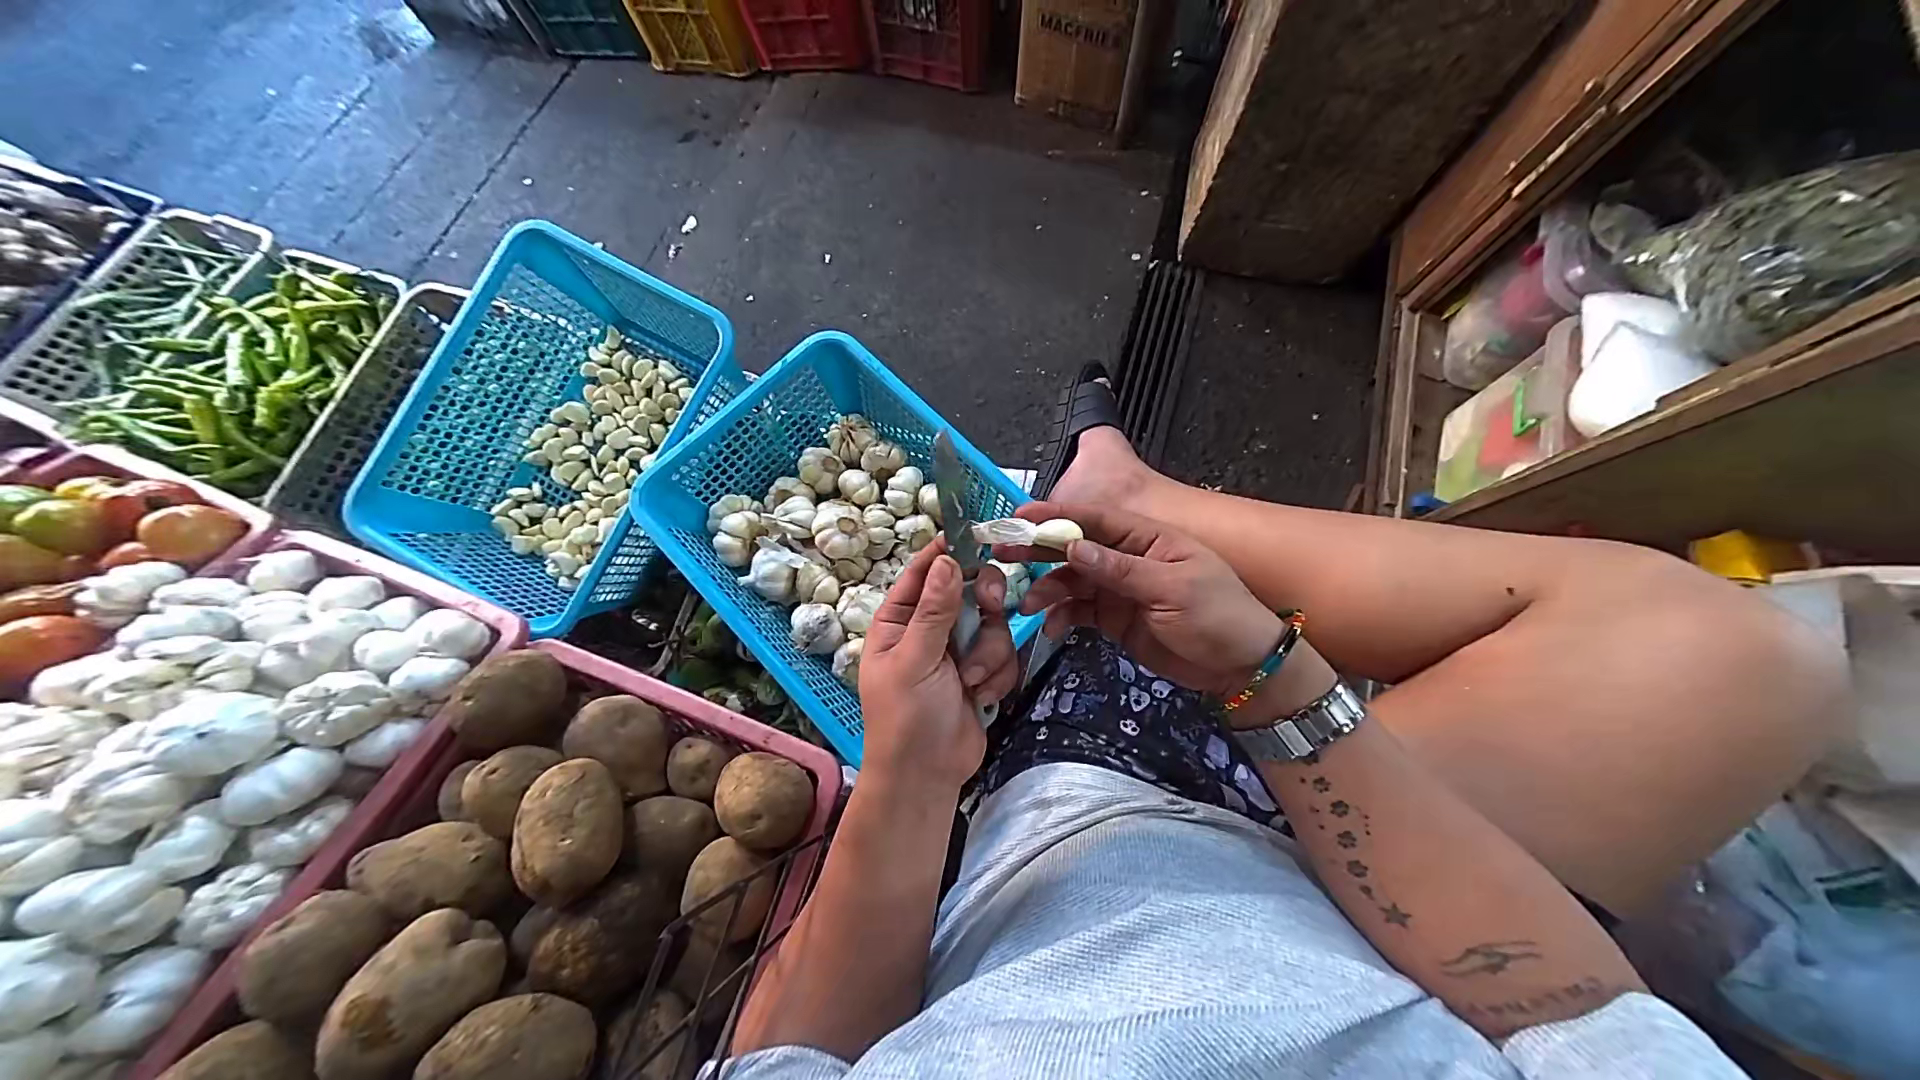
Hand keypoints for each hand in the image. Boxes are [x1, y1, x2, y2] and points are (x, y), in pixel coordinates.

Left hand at [858, 538, 1016, 791]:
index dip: (946, 552)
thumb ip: (934, 611)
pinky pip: (1004, 653)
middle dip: (983, 604)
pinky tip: (981, 697)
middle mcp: (930, 629)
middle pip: (969, 591)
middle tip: (991, 606)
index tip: (973, 535)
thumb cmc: (907, 717)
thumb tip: (946, 560)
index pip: (923, 573)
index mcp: (899, 620)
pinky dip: (997, 675)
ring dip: (988, 653)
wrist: (927, 776)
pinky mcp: (983, 671)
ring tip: (971, 682)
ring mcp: (959, 650)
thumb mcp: (916, 660)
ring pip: (993, 624)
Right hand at [993, 501, 1283, 697]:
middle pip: (1074, 546)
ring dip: (1046, 589)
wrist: (1240, 667)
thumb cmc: (1217, 615)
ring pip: (1070, 581)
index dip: (1055, 516)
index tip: (1019, 517)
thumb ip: (1119, 568)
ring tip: (1026, 604)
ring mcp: (1117, 589)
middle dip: (1038, 549)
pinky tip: (1050, 628)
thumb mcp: (1171, 588)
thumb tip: (1073, 546)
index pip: (1094, 519)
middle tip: (1002, 554)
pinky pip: (1078, 611)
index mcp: (1146, 537)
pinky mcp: (1112, 618)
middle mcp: (1126, 557)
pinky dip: (1061, 617)